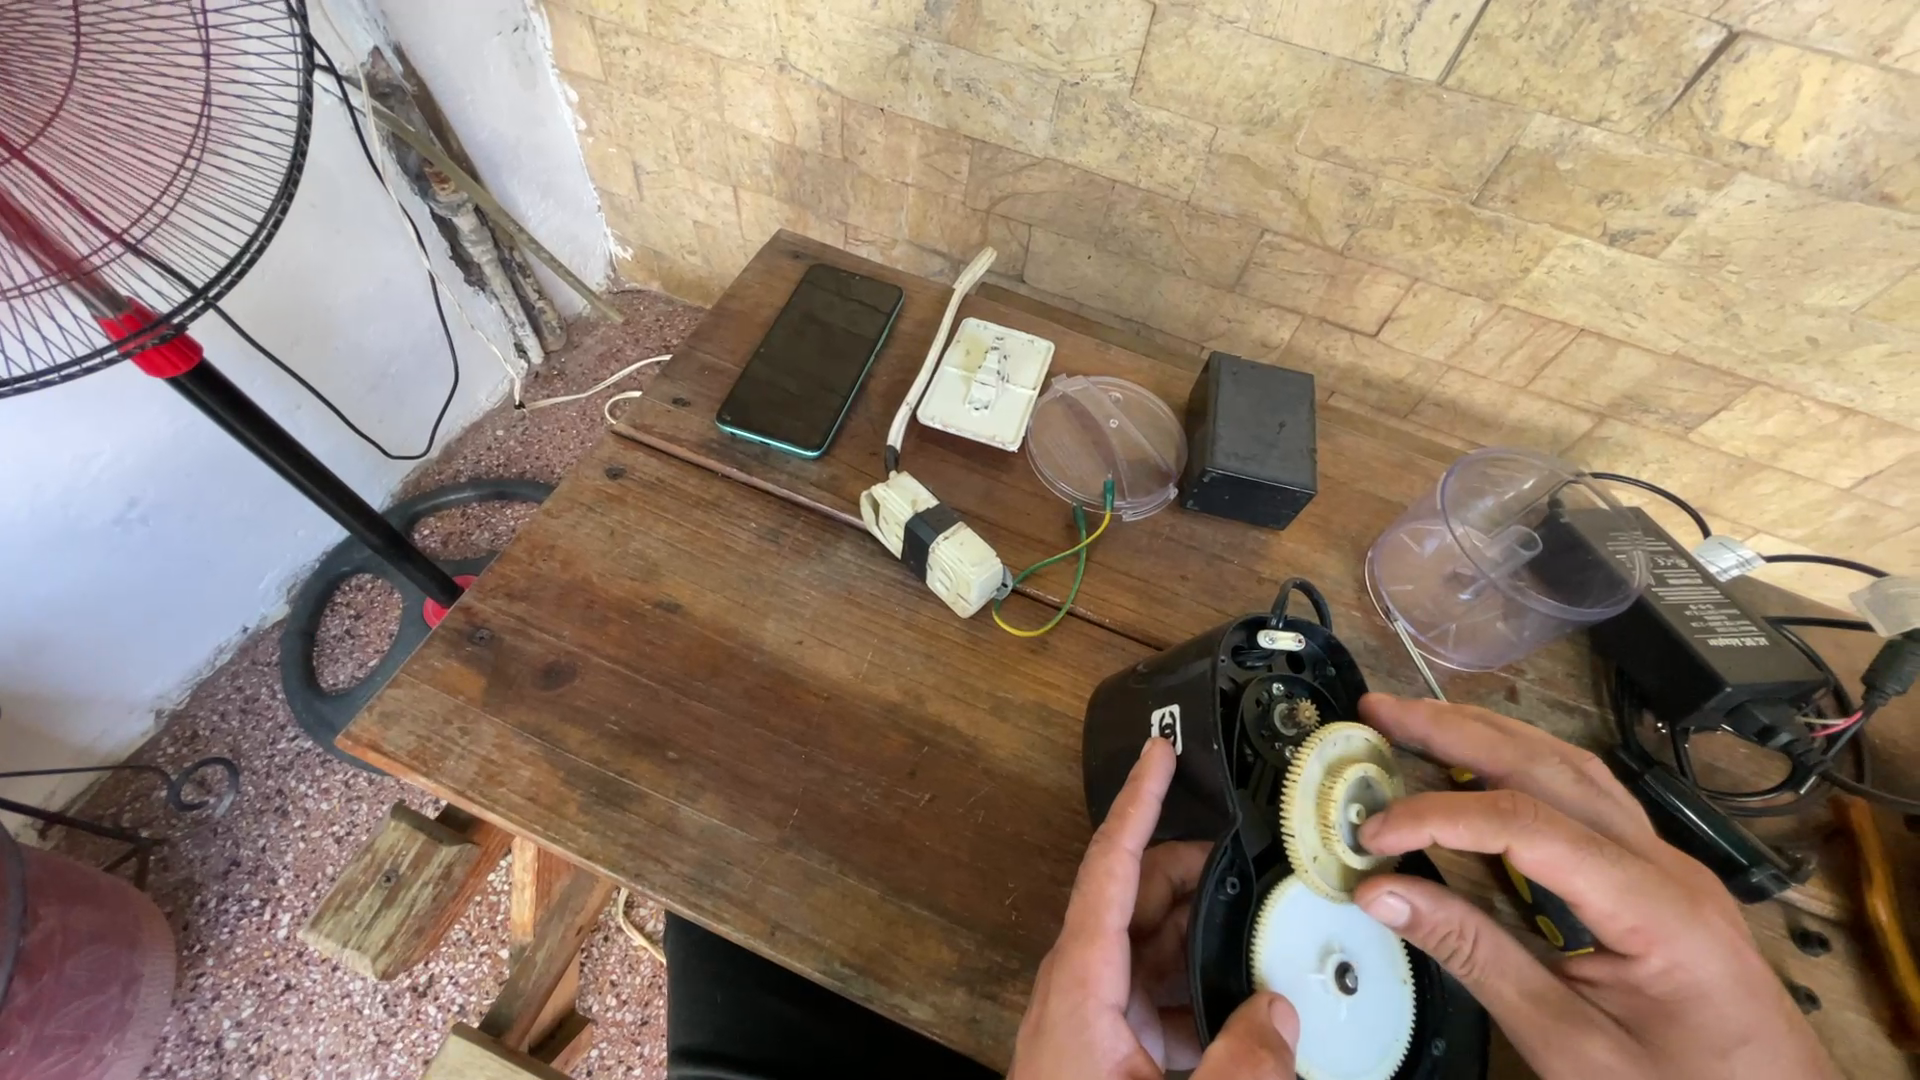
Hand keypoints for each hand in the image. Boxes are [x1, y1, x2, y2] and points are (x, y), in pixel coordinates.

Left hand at [1008, 737, 1299, 1079]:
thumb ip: (1241, 1065)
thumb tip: (1280, 1011)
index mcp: (1083, 977)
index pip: (1111, 863)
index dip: (1137, 801)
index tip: (1158, 752)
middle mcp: (1082, 979)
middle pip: (1138, 896)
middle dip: (1192, 873)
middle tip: (1249, 866)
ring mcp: (1094, 1012)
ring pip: (1151, 943)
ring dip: (1201, 933)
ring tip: (1258, 931)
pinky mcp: (1108, 1043)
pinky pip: (1156, 990)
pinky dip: (1197, 985)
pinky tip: (1242, 1004)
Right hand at [1352, 693, 1838, 1079]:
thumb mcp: (1571, 1047)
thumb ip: (1473, 956)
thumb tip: (1376, 890)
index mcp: (1656, 907)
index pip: (1527, 824)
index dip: (1438, 816)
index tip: (1371, 833)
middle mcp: (1664, 861)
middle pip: (1549, 767)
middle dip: (1454, 731)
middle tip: (1379, 710)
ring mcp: (1664, 859)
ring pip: (1567, 764)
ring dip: (1484, 731)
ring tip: (1415, 717)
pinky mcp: (1652, 868)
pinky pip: (1580, 790)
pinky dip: (1515, 757)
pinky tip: (1478, 755)